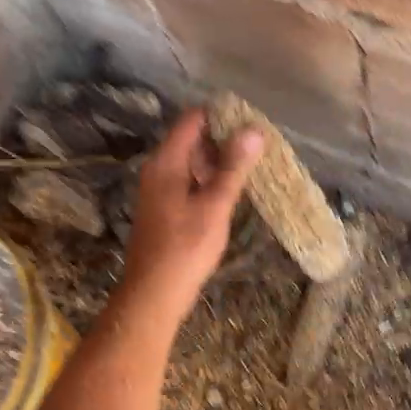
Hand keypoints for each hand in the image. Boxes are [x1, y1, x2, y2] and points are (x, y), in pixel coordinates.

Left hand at [122, 109, 262, 304]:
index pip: (192, 120)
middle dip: (223, 137)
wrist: (153, 294)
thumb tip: (254, 130)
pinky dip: (208, 178)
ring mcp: (158, 189)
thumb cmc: (185, 248)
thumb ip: (234, 167)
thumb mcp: (215, 205)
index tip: (251, 120)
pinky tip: (230, 190)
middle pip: (191, 138)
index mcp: (166, 162)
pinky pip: (187, 179)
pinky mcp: (163, 207)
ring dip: (217, 160)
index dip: (221, 115)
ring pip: (190, 160)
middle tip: (257, 144)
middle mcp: (157, 169)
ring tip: (251, 165)